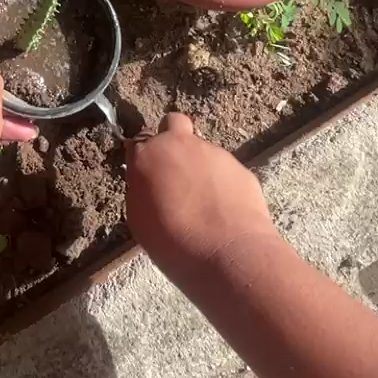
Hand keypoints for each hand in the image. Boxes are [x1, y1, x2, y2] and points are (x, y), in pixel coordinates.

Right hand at [127, 113, 276, 279]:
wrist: (226, 254)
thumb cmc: (172, 242)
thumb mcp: (139, 216)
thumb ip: (141, 187)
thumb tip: (149, 180)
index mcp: (147, 154)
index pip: (139, 140)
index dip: (144, 155)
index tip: (147, 172)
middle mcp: (179, 144)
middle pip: (173, 122)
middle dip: (173, 137)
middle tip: (175, 169)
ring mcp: (212, 152)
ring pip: (202, 148)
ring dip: (200, 164)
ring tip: (204, 201)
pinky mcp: (239, 165)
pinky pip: (226, 168)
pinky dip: (223, 182)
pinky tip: (224, 209)